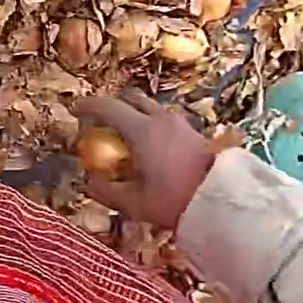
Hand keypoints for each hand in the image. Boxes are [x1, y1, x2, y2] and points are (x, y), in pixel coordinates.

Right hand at [75, 89, 216, 229]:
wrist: (227, 202)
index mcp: (142, 130)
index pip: (108, 107)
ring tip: (125, 135)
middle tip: (100, 121)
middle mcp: (160, 119)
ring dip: (133, 114)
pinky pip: (163, 119)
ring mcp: (180, 123)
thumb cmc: (177, 201)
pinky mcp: (194, 132)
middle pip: (130, 99)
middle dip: (112, 105)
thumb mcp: (136, 203)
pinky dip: (149, 124)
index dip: (88, 106)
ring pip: (149, 107)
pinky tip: (149, 146)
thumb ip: (107, 191)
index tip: (75, 109)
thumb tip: (88, 182)